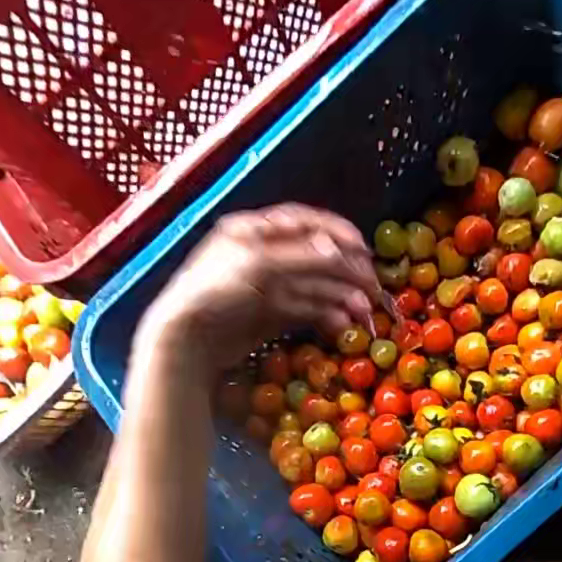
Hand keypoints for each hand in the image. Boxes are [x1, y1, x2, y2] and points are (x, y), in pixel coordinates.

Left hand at [137, 205, 379, 371]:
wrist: (188, 338)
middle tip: (372, 287)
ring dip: (340, 296)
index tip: (363, 249)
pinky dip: (324, 316)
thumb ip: (302, 257)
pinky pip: (304, 311)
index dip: (336, 233)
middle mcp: (263, 255)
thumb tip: (341, 252)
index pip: (303, 223)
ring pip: (313, 287)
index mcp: (254, 230)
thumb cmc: (216, 291)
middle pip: (313, 257)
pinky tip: (341, 324)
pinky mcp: (269, 316)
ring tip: (362, 311)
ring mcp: (267, 287)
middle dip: (345, 271)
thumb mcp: (259, 265)